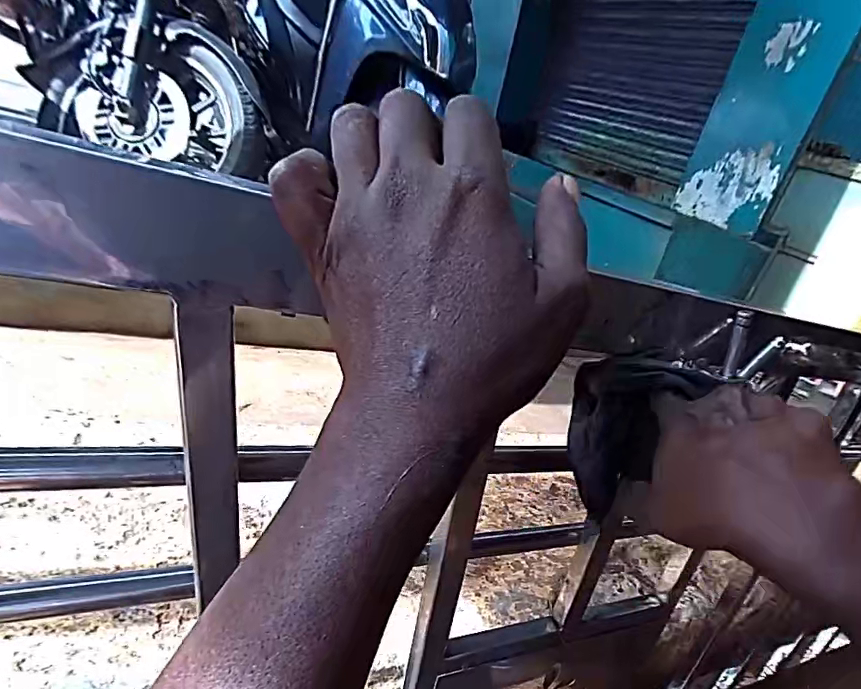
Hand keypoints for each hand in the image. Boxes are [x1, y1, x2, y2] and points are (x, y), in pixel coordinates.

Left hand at [267, 91, 588, 450]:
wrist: (421, 409)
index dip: (480, 133)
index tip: (484, 167)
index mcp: (473, 194)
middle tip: (440, 173)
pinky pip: (294, 174)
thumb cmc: (493, 363)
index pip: (470, 114)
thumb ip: (566, 234)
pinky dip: (309, 171)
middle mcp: (409, 185)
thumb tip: (560, 186)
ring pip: (350, 123)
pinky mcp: (322, 241)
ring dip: (375, 138)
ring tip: (393, 176)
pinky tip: (336, 191)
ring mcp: (357, 210)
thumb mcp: (562, 306)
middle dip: (427, 129)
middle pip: (405, 106)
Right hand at [643, 386, 860, 568]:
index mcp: (682, 424)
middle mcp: (724, 406)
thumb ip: (642, 494)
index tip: (668, 426)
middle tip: (717, 453)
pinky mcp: (807, 420)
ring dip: (752, 423)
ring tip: (755, 456)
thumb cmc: (717, 520)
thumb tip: (635, 490)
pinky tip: (789, 460)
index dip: (666, 414)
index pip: (665, 403)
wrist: (784, 523)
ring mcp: (767, 410)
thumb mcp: (659, 516)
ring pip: (754, 404)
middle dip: (713, 421)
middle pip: (713, 401)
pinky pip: (794, 420)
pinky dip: (791, 435)